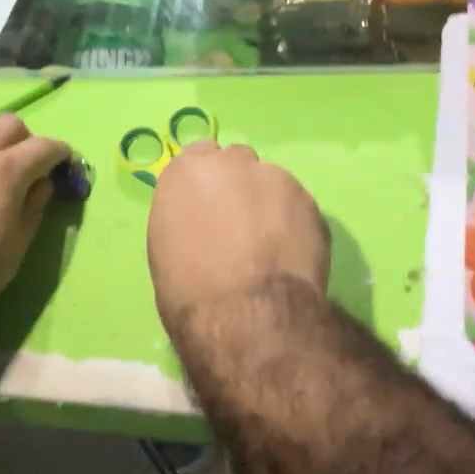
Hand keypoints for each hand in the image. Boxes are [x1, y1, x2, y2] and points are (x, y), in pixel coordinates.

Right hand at [147, 141, 329, 323]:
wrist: (247, 317)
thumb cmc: (190, 293)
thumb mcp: (166, 249)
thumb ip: (186, 217)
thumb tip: (204, 221)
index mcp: (187, 171)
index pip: (199, 157)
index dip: (207, 183)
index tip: (210, 205)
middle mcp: (230, 162)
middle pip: (237, 162)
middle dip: (238, 186)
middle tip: (239, 225)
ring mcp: (274, 176)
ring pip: (271, 183)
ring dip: (268, 204)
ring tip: (269, 246)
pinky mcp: (308, 199)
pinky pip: (297, 207)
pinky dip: (294, 225)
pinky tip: (290, 257)